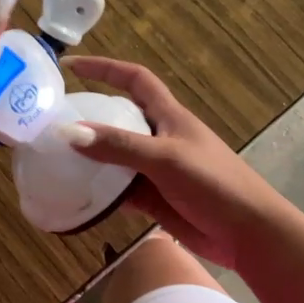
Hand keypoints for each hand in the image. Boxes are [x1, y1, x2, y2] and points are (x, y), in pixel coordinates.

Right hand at [55, 56, 286, 268]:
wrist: (250, 234)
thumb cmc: (215, 184)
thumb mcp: (165, 158)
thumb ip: (118, 145)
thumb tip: (68, 132)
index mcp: (169, 116)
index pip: (133, 79)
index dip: (104, 68)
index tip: (71, 67)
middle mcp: (160, 137)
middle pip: (119, 117)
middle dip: (89, 114)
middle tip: (52, 120)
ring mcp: (156, 169)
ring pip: (115, 155)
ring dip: (90, 155)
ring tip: (54, 156)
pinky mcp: (154, 198)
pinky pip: (118, 188)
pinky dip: (98, 188)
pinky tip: (75, 192)